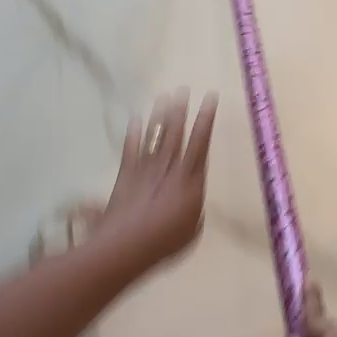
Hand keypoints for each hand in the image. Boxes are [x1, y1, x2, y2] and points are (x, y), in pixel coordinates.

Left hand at [91, 90, 217, 272]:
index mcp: (191, 179)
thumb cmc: (165, 242)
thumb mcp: (192, 229)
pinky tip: (135, 119)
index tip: (210, 98)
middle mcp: (170, 168)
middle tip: (183, 89)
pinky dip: (133, 134)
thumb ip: (194, 209)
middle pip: (176, 133)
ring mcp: (147, 169)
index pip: (201, 141)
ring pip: (156, 136)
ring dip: (160, 116)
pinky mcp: (126, 176)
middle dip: (181, 110)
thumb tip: (192, 200)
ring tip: (164, 96)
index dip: (206, 118)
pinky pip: (131, 150)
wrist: (126, 247)